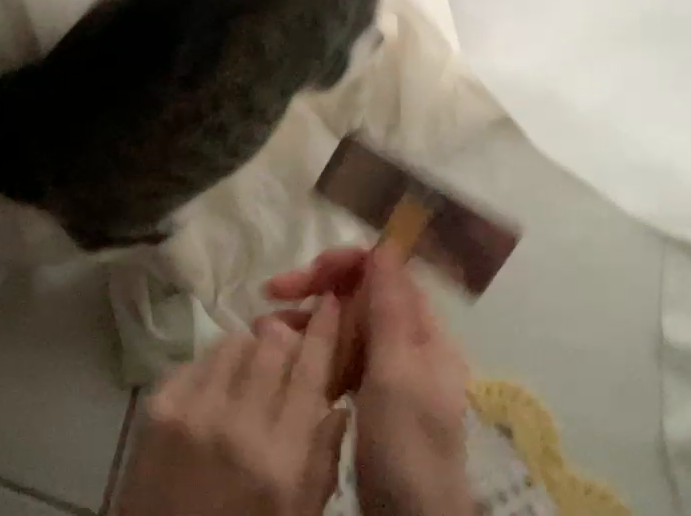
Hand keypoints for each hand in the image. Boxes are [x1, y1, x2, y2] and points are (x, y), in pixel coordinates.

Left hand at [115, 297, 350, 515]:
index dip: (324, 331)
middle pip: (272, 345)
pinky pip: (198, 360)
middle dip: (287, 337)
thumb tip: (338, 401)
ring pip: (233, 343)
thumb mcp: (298, 513)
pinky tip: (219, 387)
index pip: (310, 374)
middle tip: (291, 343)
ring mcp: (194, 410)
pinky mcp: (159, 405)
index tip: (331, 302)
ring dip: (250, 348)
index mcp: (281, 459)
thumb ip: (323, 458)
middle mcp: (239, 424)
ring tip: (252, 370)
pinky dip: (215, 364)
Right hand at [267, 249, 474, 515]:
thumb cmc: (406, 446)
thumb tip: (385, 245)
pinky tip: (285, 356)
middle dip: (317, 288)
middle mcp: (409, 344)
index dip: (343, 264)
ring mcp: (389, 371)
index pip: (384, 272)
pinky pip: (340, 356)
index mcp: (424, 333)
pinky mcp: (370, 396)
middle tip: (270, 293)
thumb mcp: (397, 375)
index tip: (302, 277)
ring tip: (266, 329)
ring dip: (308, 318)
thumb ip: (390, 310)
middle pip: (361, 294)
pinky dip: (312, 349)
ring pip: (345, 324)